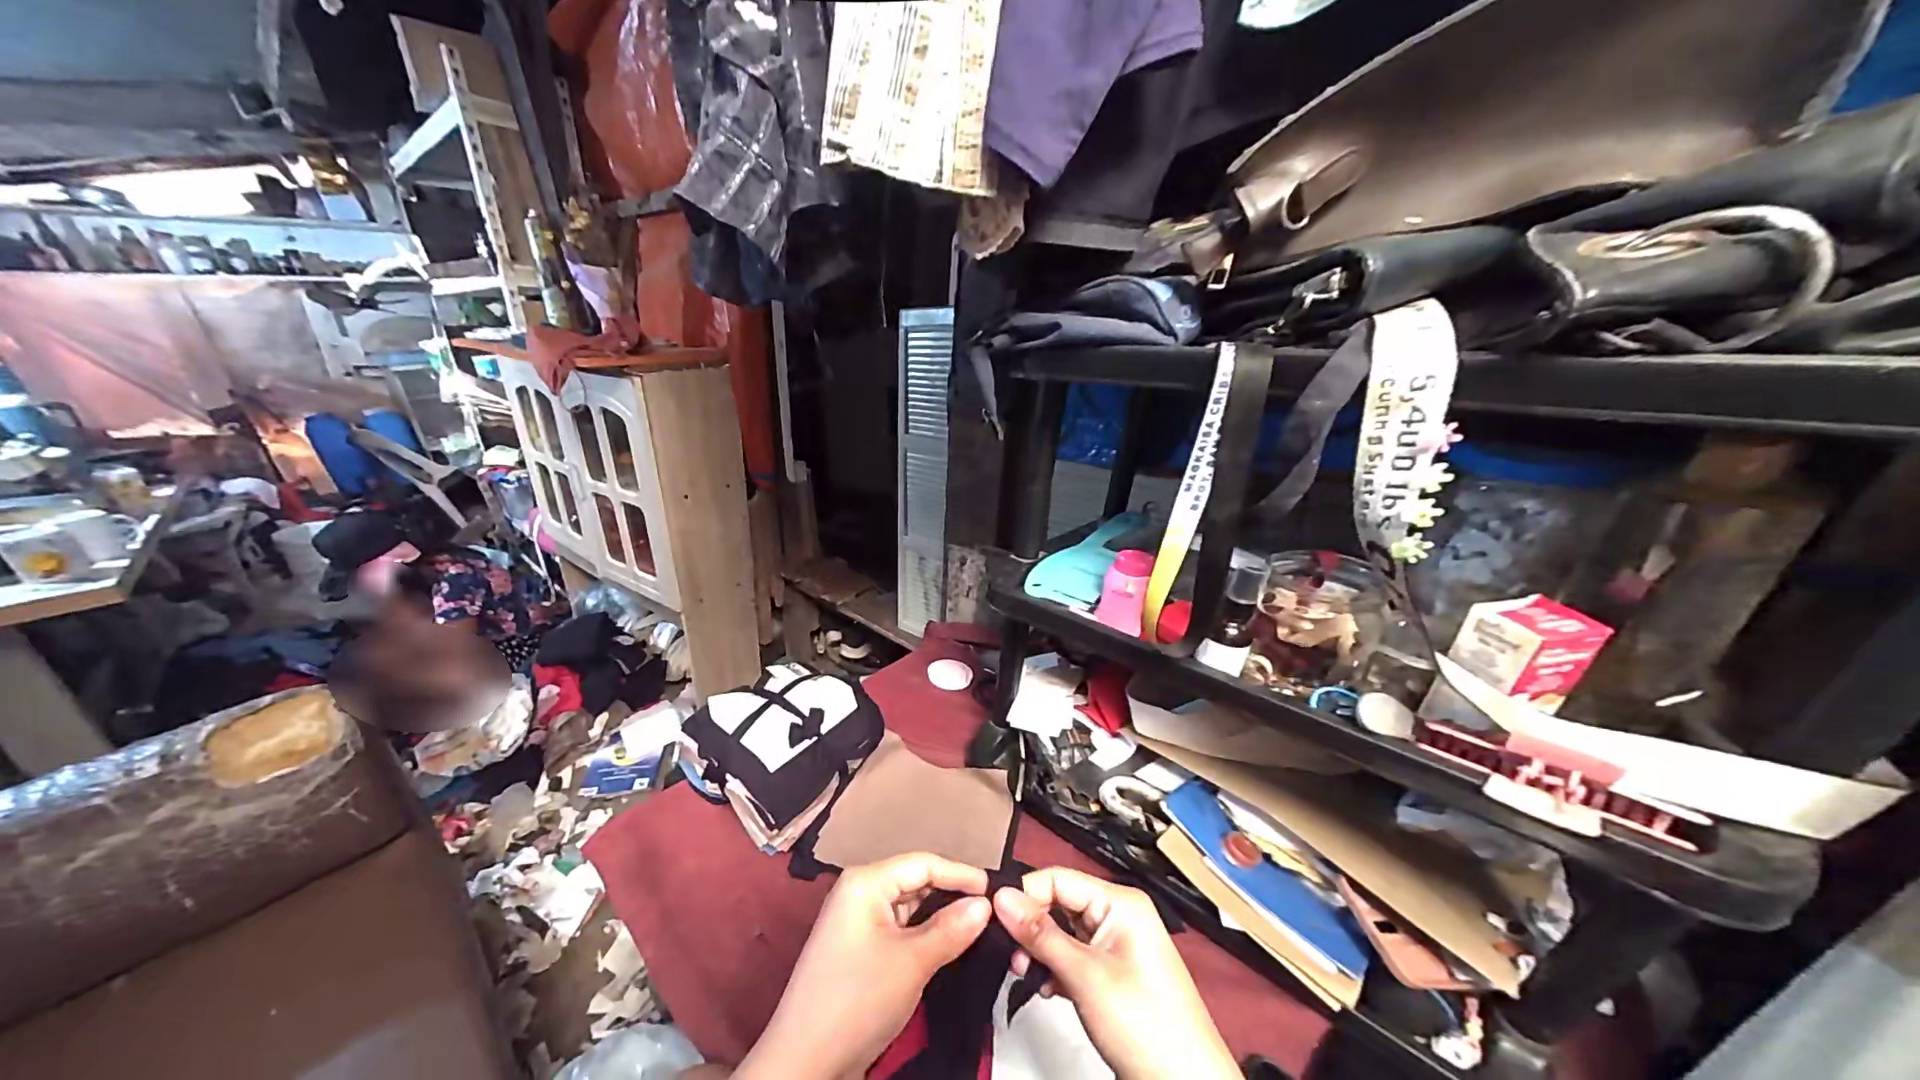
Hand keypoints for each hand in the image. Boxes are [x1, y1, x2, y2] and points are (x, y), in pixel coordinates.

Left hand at [736, 853, 991, 1079]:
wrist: (804, 1064)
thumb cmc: (856, 1001)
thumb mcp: (912, 962)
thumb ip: (951, 929)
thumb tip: (985, 904)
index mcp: (865, 882)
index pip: (923, 863)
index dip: (961, 874)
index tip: (997, 889)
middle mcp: (859, 893)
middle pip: (916, 882)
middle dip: (952, 896)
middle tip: (993, 911)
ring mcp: (857, 922)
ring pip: (910, 908)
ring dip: (940, 918)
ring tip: (979, 928)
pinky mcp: (860, 950)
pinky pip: (900, 930)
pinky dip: (925, 936)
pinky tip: (949, 947)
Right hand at [994, 868, 1238, 1079]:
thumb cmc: (1152, 1030)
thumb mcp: (1085, 976)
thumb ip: (1040, 934)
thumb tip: (1003, 897)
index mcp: (1120, 903)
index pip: (1057, 879)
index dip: (1025, 896)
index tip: (996, 919)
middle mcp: (1118, 916)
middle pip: (1057, 903)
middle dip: (1031, 927)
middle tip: (1013, 956)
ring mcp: (1114, 945)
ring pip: (1060, 931)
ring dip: (1039, 951)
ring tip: (1027, 974)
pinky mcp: (1109, 972)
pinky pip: (1069, 955)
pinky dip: (1053, 969)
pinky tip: (1047, 987)